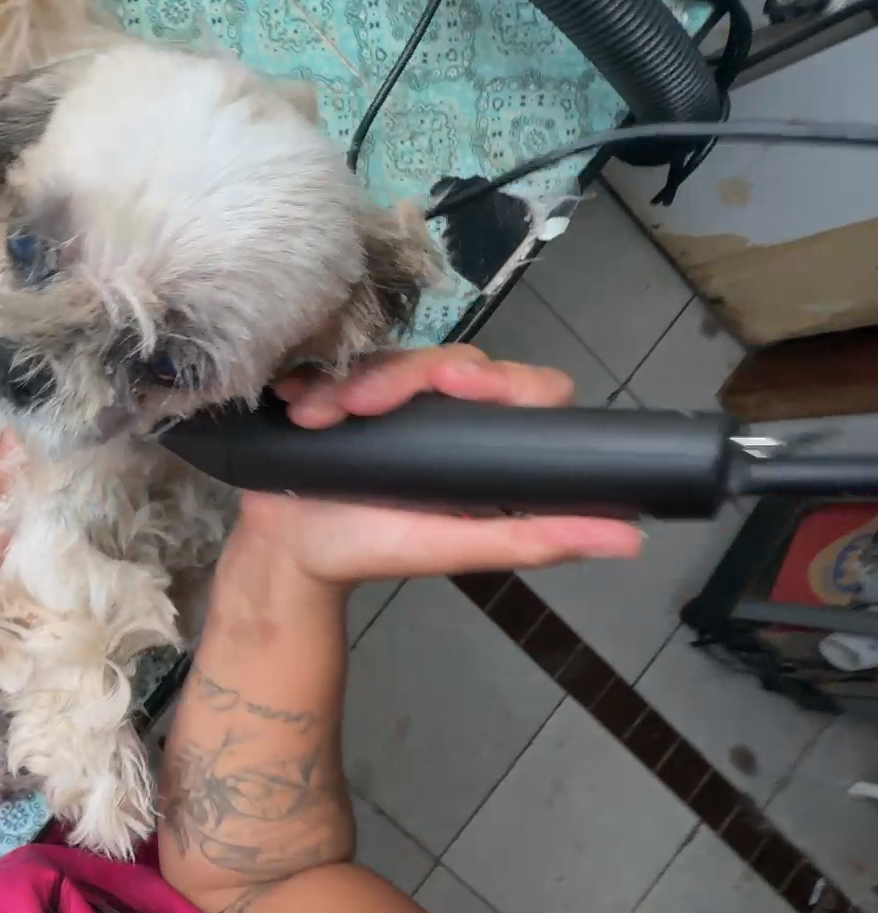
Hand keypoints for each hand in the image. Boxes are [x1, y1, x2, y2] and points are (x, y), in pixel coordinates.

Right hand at [222, 346, 645, 598]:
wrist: (282, 553)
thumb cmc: (363, 552)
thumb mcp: (444, 548)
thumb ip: (526, 541)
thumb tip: (630, 539)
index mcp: (476, 445)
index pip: (517, 388)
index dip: (495, 378)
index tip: (453, 386)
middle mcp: (433, 416)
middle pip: (441, 362)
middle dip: (395, 377)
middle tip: (352, 408)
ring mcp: (378, 405)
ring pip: (379, 359)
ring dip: (341, 381)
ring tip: (311, 417)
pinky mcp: (329, 398)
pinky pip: (326, 366)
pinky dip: (308, 378)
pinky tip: (292, 400)